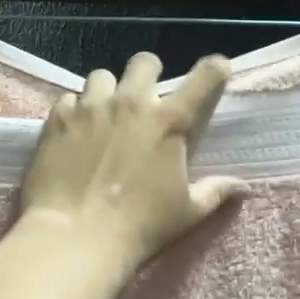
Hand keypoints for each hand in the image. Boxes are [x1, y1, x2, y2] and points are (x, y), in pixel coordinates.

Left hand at [19, 52, 244, 271]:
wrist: (75, 237)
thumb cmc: (140, 227)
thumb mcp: (186, 213)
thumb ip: (213, 192)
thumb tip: (241, 186)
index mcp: (169, 121)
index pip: (204, 77)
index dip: (214, 69)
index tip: (216, 70)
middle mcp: (130, 103)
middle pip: (144, 62)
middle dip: (148, 73)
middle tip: (145, 97)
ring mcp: (91, 107)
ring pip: (101, 77)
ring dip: (107, 92)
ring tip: (104, 115)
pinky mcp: (58, 118)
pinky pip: (68, 99)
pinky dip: (74, 112)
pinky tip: (74, 133)